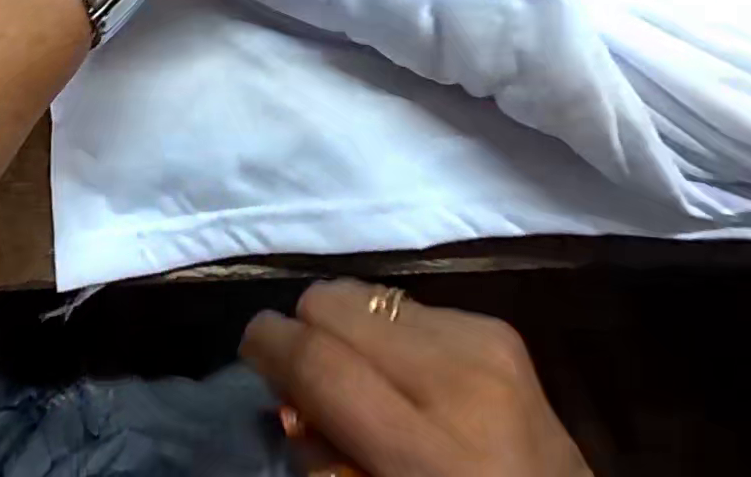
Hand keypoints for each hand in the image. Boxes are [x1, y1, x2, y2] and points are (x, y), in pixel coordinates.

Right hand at [241, 280, 591, 476]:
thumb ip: (325, 458)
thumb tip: (290, 390)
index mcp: (430, 455)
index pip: (321, 363)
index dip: (270, 344)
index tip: (252, 347)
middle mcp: (458, 377)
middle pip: (337, 302)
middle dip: (307, 329)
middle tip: (308, 374)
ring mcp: (484, 341)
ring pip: (367, 293)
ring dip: (348, 329)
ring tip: (361, 375)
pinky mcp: (498, 327)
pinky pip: (406, 304)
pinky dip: (387, 332)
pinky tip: (406, 374)